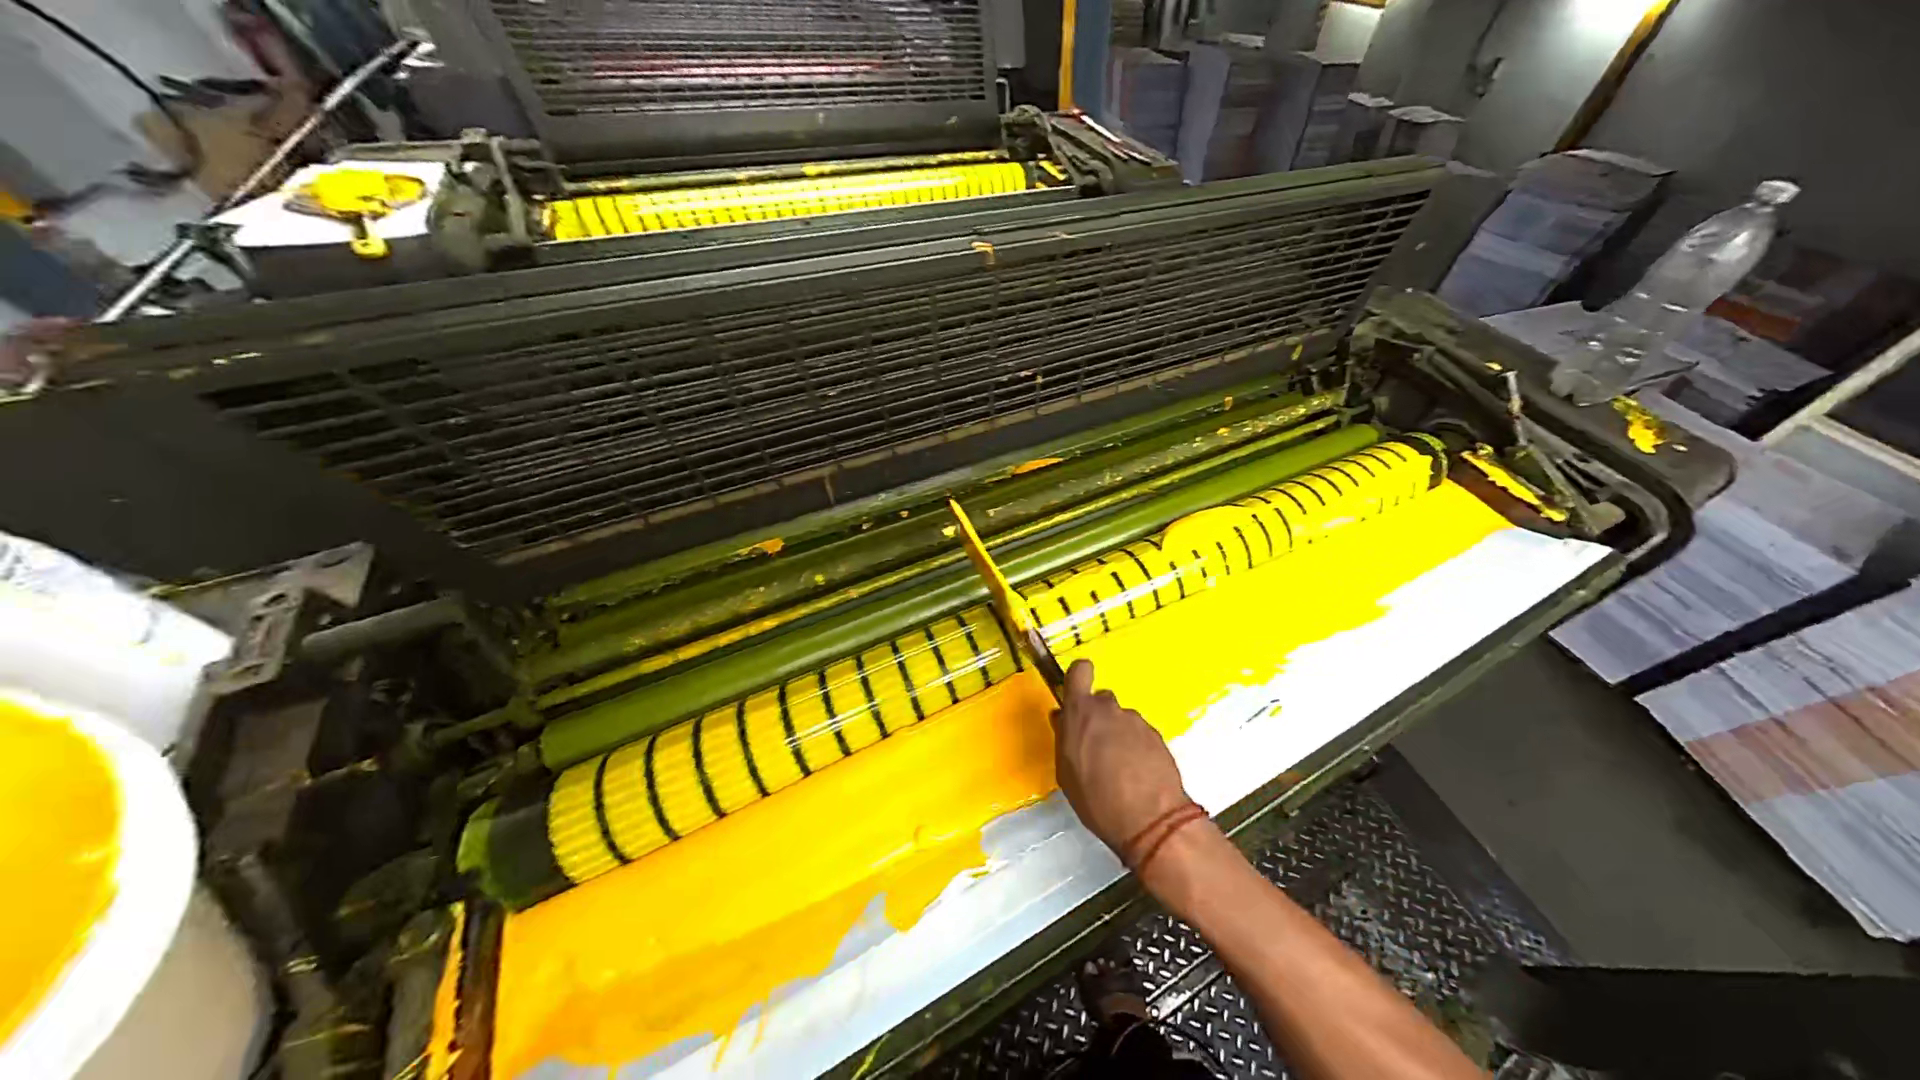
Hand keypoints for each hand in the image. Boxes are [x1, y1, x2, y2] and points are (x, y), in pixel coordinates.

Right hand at [1050, 658, 1194, 857]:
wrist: (1150, 821)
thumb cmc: (1096, 799)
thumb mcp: (1066, 773)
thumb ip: (1064, 739)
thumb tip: (1063, 719)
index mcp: (1081, 713)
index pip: (1079, 671)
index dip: (1078, 677)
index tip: (1077, 692)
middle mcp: (1109, 710)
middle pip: (1101, 701)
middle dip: (1098, 719)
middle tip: (1097, 748)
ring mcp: (1136, 721)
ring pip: (1121, 720)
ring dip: (1118, 736)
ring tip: (1119, 769)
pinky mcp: (1157, 736)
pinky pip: (1140, 735)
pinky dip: (1137, 748)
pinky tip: (1137, 774)